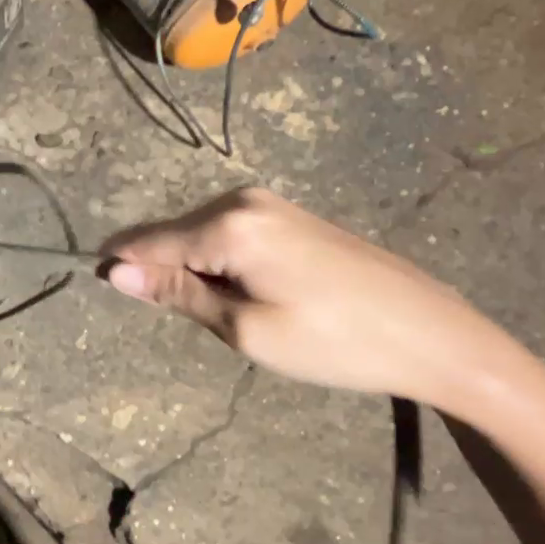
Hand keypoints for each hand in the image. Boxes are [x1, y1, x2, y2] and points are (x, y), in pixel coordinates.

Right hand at [99, 188, 522, 411]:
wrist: (438, 338)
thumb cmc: (337, 343)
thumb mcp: (246, 329)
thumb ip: (176, 293)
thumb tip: (112, 271)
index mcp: (228, 225)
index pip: (145, 241)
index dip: (119, 268)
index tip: (106, 293)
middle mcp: (241, 200)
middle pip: (169, 235)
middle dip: (167, 273)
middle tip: (208, 322)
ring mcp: (267, 203)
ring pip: (196, 235)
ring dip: (197, 271)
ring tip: (239, 313)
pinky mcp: (286, 214)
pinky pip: (226, 233)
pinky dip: (222, 263)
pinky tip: (259, 294)